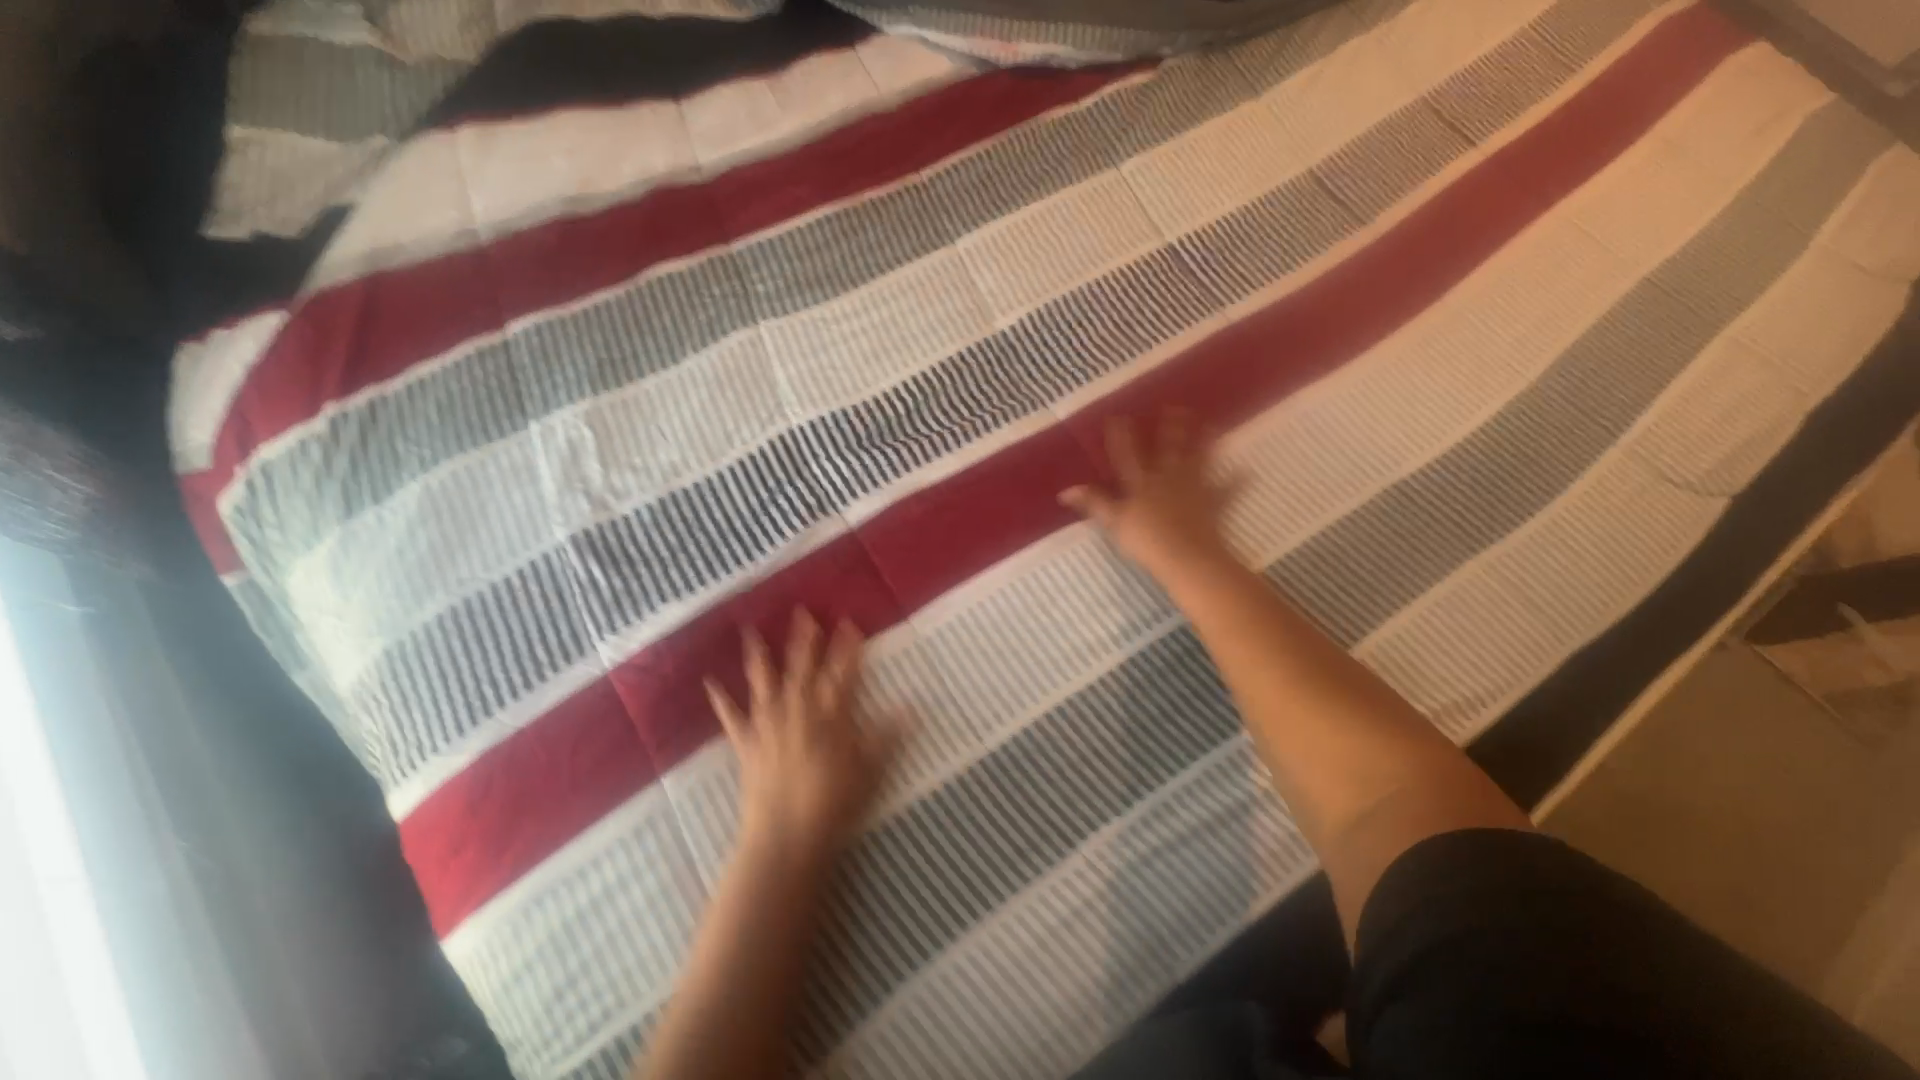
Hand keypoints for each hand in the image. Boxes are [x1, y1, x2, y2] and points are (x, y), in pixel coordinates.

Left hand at [706, 608, 904, 869]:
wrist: (787, 835)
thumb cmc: (834, 803)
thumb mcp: (870, 769)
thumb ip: (888, 736)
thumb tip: (913, 708)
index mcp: (830, 716)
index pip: (843, 673)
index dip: (847, 647)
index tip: (850, 622)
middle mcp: (797, 711)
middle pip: (802, 668)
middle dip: (805, 639)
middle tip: (803, 612)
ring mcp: (768, 725)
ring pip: (763, 682)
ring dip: (759, 656)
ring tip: (752, 631)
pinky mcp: (746, 744)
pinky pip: (731, 717)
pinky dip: (721, 699)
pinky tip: (711, 682)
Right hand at [1059, 410, 1237, 583]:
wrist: (1186, 555)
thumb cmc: (1146, 540)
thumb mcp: (1114, 522)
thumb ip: (1094, 504)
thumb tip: (1065, 490)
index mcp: (1141, 483)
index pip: (1127, 455)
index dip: (1122, 436)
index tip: (1119, 416)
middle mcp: (1168, 478)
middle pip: (1168, 449)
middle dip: (1170, 428)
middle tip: (1176, 406)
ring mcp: (1193, 489)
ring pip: (1198, 461)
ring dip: (1204, 442)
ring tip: (1210, 424)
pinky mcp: (1213, 504)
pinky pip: (1226, 491)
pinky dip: (1236, 483)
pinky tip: (1247, 473)